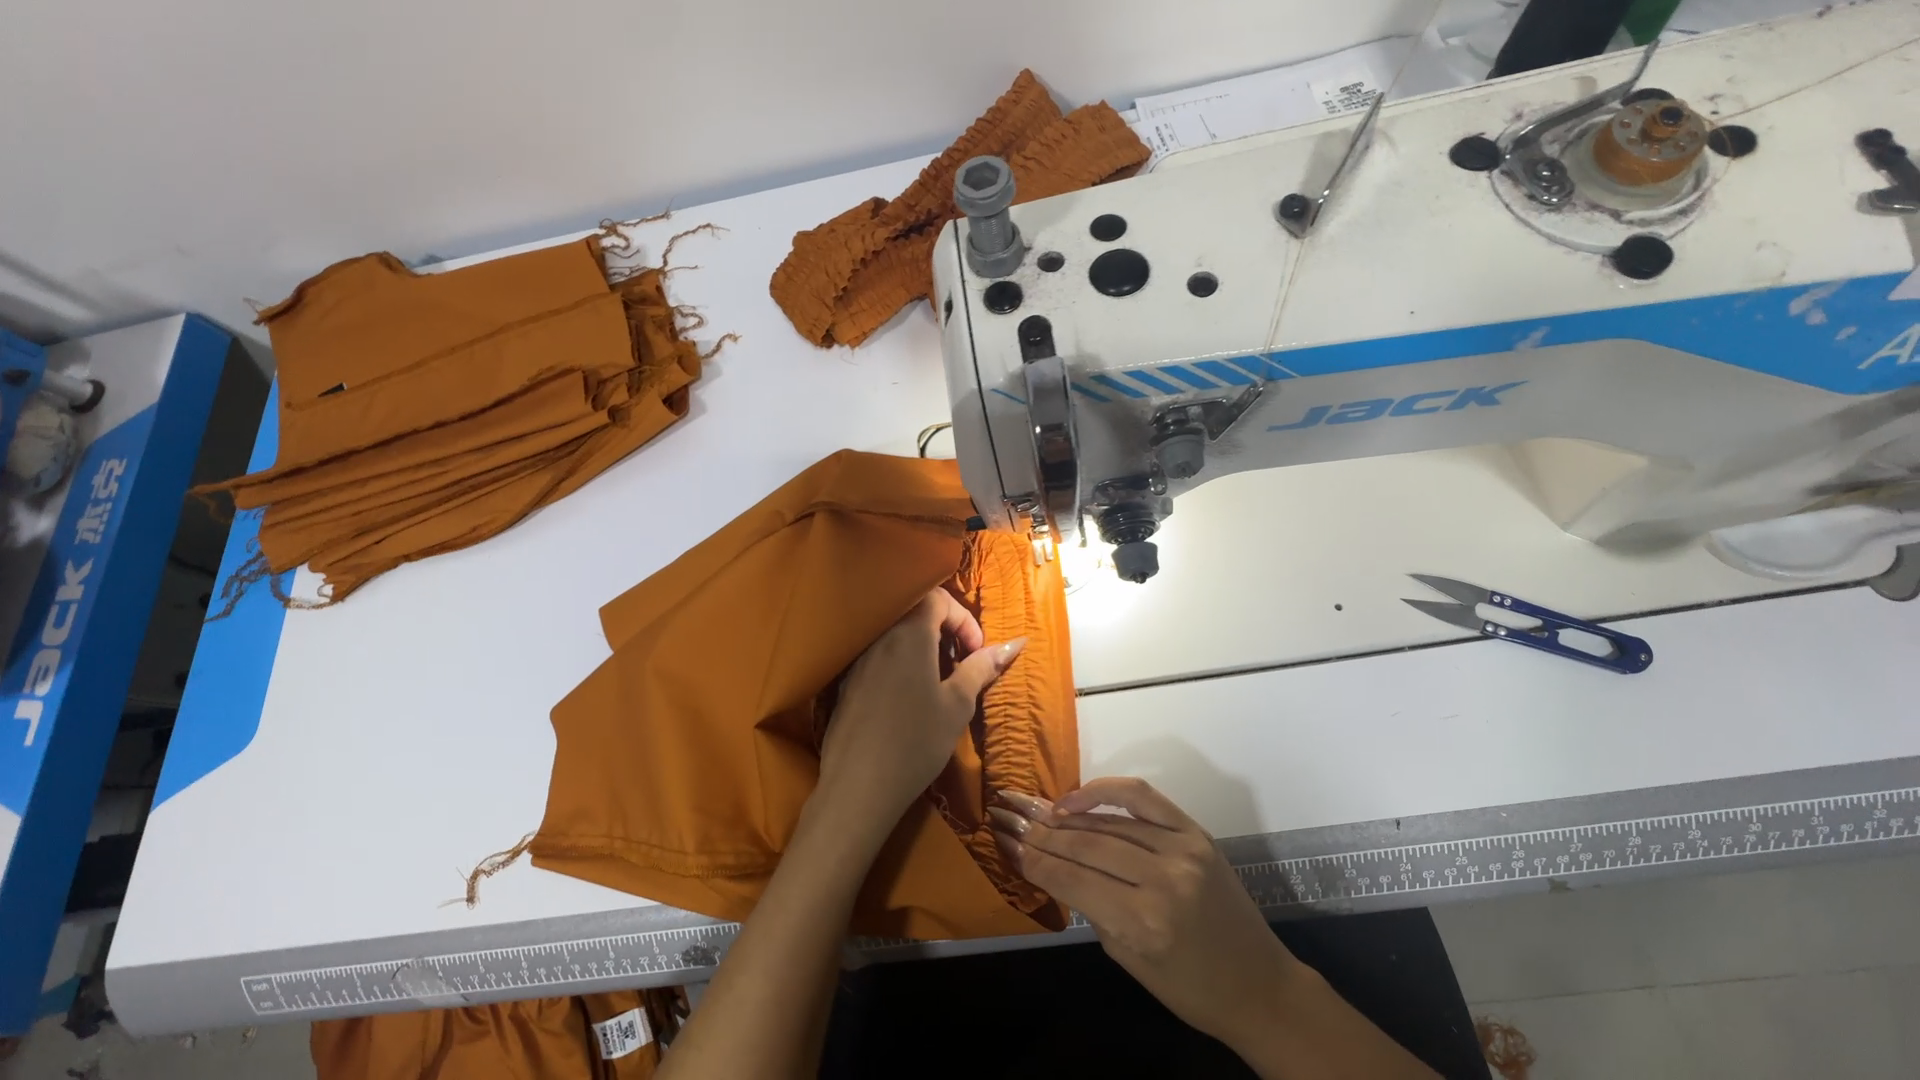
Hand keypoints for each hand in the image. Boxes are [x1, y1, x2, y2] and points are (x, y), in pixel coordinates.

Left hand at [817, 589, 1024, 832]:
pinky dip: (899, 662)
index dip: (962, 618)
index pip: (936, 598)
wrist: (858, 787)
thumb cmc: (916, 741)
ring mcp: (858, 660)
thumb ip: (982, 668)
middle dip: (943, 628)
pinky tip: (908, 698)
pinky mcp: (846, 683)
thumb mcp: (958, 704)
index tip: (975, 652)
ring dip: (921, 646)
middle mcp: (879, 637)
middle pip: (913, 612)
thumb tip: (1015, 643)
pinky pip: (877, 656)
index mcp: (908, 634)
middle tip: (959, 662)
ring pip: (894, 634)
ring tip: (938, 681)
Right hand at [989, 777, 1298, 1047]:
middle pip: (1085, 845)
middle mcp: (1161, 879)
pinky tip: (1077, 796)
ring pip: (1108, 822)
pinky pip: (1144, 798)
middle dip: (1041, 834)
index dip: (1033, 860)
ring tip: (1036, 812)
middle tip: (1010, 822)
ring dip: (1065, 815)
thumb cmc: (1188, 988)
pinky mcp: (1196, 833)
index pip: (1071, 879)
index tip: (1005, 844)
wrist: (1257, 984)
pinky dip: (1106, 790)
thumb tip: (1049, 866)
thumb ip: (1089, 908)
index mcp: (1141, 922)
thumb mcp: (1126, 958)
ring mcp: (1182, 850)